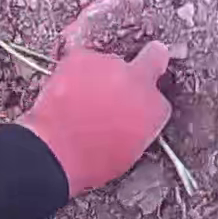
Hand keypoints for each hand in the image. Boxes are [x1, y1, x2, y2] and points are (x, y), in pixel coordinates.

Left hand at [20, 0, 171, 195]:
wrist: (57, 152)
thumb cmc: (91, 162)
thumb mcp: (128, 153)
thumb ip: (138, 128)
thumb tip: (130, 122)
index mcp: (156, 110)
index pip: (160, 97)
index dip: (145, 103)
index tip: (135, 108)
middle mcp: (141, 81)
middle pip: (152, 60)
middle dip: (142, 69)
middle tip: (120, 88)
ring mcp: (112, 64)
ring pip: (112, 62)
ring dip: (102, 75)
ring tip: (83, 102)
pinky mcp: (83, 56)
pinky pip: (84, 59)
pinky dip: (77, 71)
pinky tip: (68, 93)